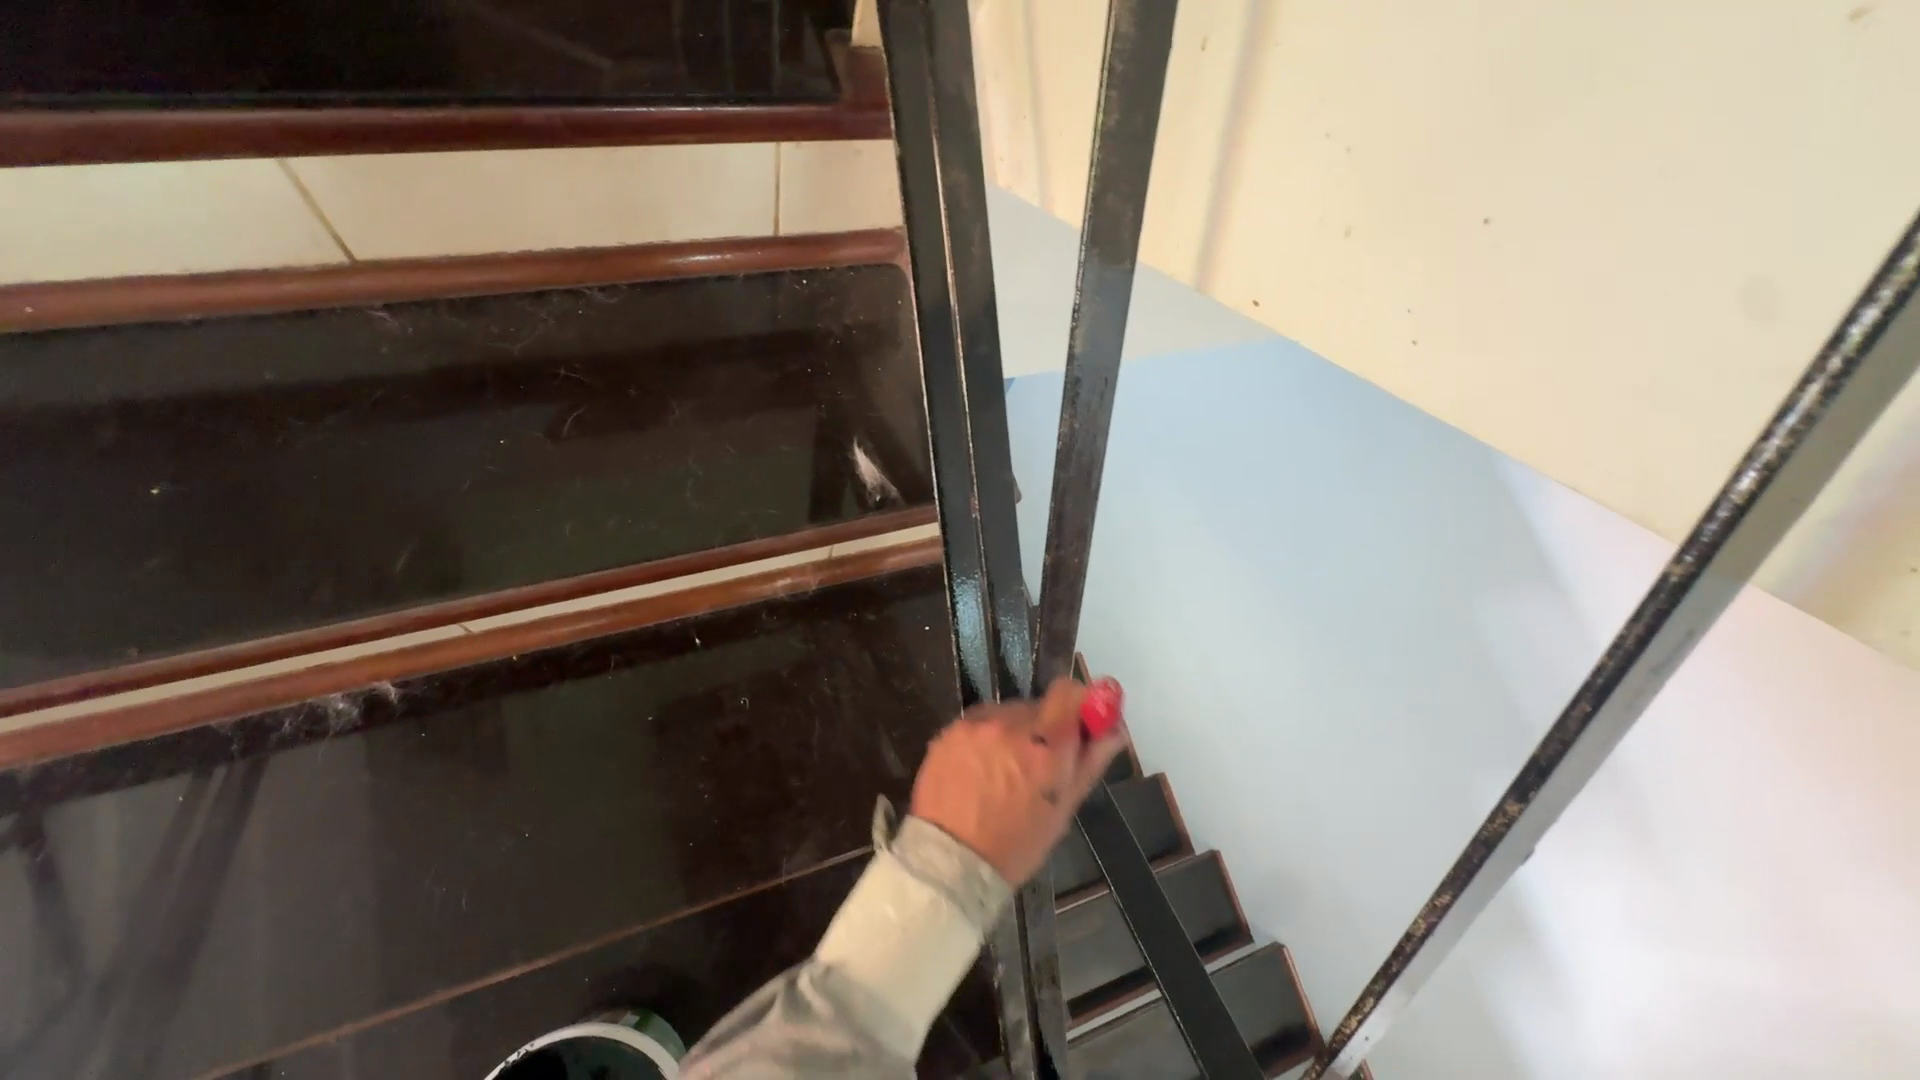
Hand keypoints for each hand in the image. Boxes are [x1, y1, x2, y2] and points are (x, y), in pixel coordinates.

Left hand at [909, 677, 1129, 884]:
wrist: (950, 860)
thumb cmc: (1016, 844)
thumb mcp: (1063, 808)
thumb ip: (1091, 761)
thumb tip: (1115, 727)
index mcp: (1047, 746)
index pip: (1069, 692)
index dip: (1077, 702)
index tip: (1077, 721)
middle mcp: (1012, 725)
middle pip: (1037, 706)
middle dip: (1041, 728)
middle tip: (1035, 763)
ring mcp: (977, 725)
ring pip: (1005, 714)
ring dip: (1010, 732)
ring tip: (1001, 771)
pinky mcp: (949, 730)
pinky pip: (977, 723)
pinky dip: (982, 739)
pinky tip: (977, 770)